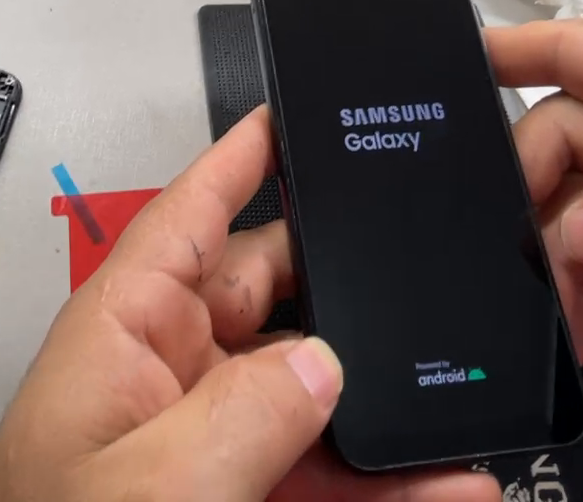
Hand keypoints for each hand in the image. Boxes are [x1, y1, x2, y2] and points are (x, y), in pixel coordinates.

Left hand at [0, 108, 498, 501]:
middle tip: (420, 268)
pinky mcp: (239, 488)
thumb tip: (324, 360)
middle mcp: (169, 363)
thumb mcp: (149, 486)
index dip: (237, 160)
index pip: (188, 216)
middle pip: (269, 291)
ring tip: (456, 387)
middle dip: (341, 279)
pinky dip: (381, 477)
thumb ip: (239, 415)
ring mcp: (208, 430)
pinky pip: (320, 465)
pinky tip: (447, 482)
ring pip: (308, 385)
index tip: (287, 117)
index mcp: (127, 327)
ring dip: (378, 392)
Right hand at [489, 20, 582, 501]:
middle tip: (523, 253)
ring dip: (557, 246)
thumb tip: (563, 231)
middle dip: (537, 191)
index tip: (448, 65)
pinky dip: (582, 274)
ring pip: (580, 195)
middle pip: (571, 133)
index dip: (516, 49)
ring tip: (557, 306)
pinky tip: (579, 314)